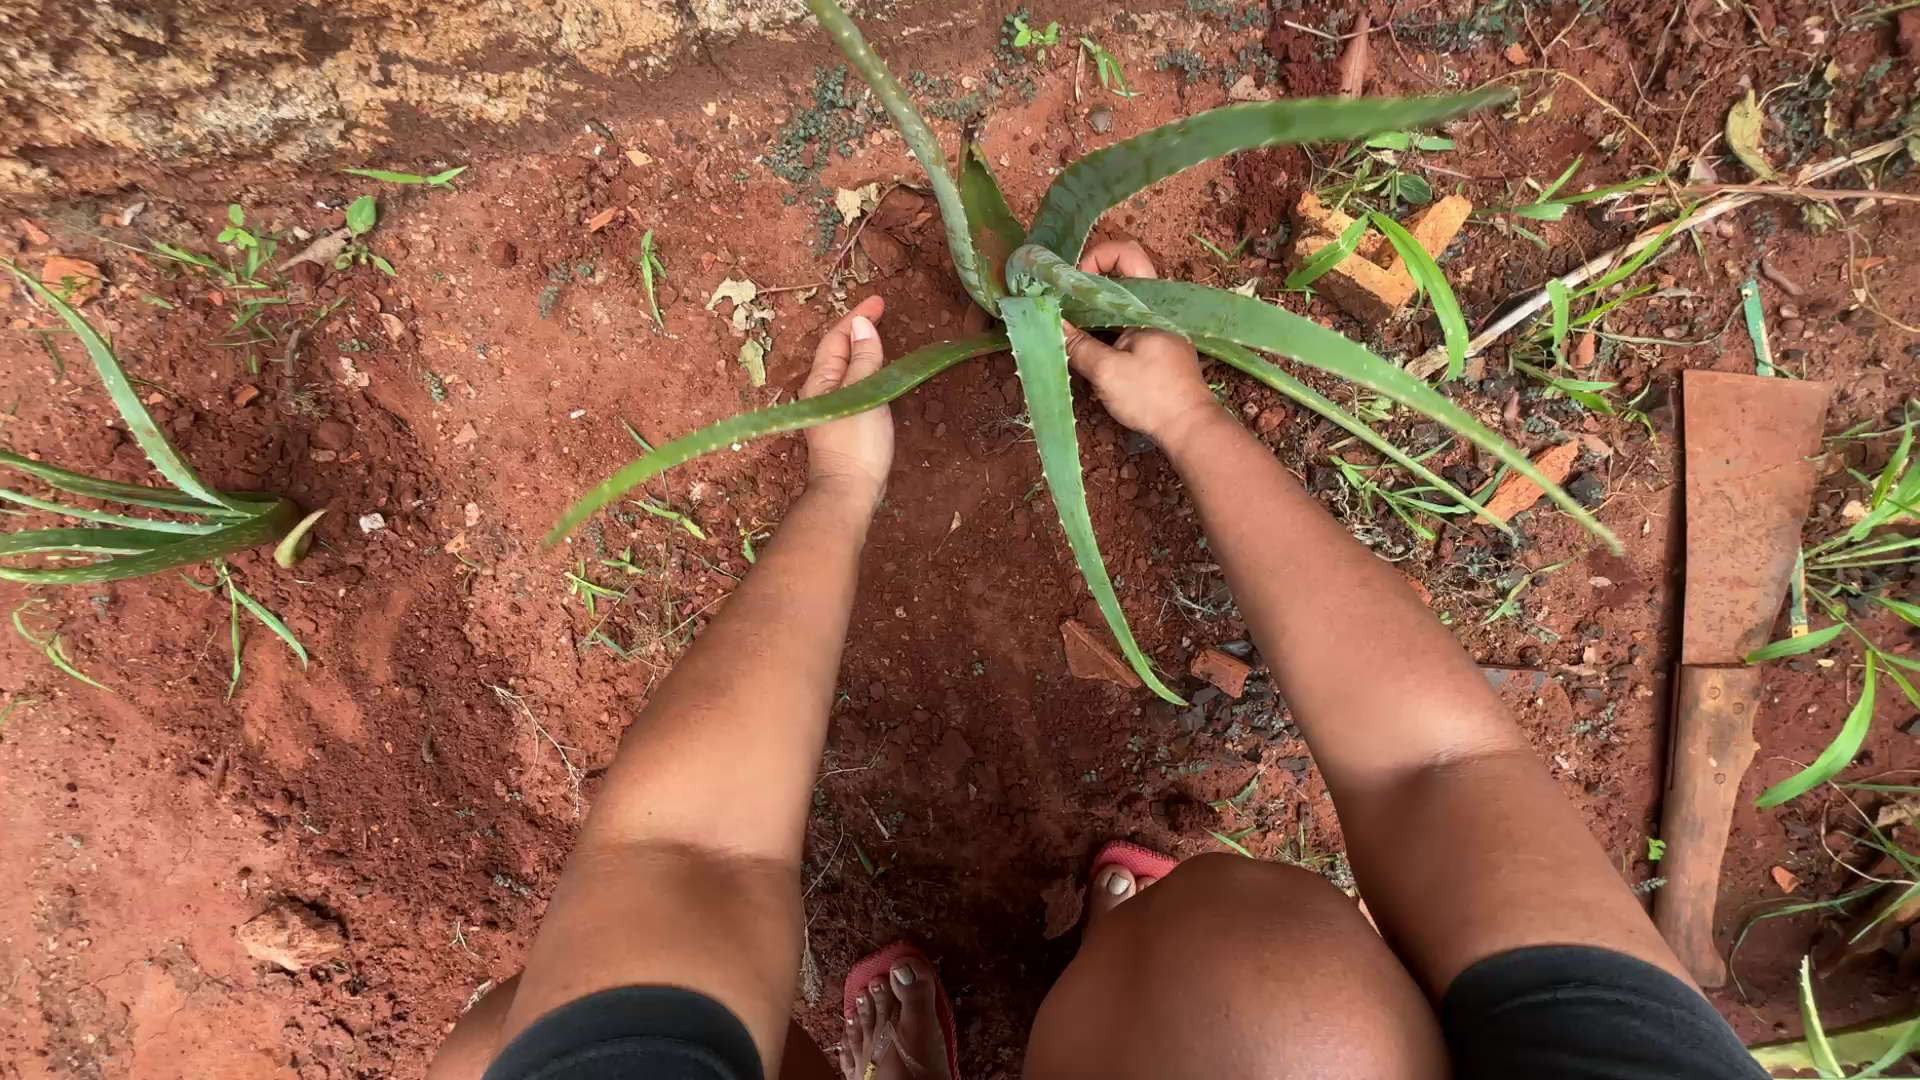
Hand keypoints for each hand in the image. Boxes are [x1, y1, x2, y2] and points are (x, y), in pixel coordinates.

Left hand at [801, 295, 892, 506]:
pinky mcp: (844, 425)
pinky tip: (877, 374)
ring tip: (880, 337)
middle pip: (838, 352)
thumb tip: (862, 326)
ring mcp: (831, 409)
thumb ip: (864, 360)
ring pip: (846, 369)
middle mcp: (821, 391)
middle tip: (881, 314)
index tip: (879, 300)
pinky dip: (866, 372)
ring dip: (861, 350)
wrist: (849, 490)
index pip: (837, 338)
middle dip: (857, 330)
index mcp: (821, 381)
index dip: (856, 317)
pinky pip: (854, 386)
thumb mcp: (863, 394)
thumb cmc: (856, 443)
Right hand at [1063, 241, 1217, 445]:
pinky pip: (1121, 329)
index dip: (1096, 258)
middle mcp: (1155, 309)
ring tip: (1068, 333)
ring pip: (1116, 308)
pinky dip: (1101, 334)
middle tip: (1061, 308)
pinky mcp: (1152, 348)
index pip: (1126, 254)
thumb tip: (1053, 323)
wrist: (1189, 427)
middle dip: (1085, 291)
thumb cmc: (1152, 396)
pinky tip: (1085, 353)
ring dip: (1090, 316)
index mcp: (1150, 303)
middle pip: (1116, 281)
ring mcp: (1154, 328)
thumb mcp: (1107, 372)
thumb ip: (1078, 345)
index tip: (1073, 284)